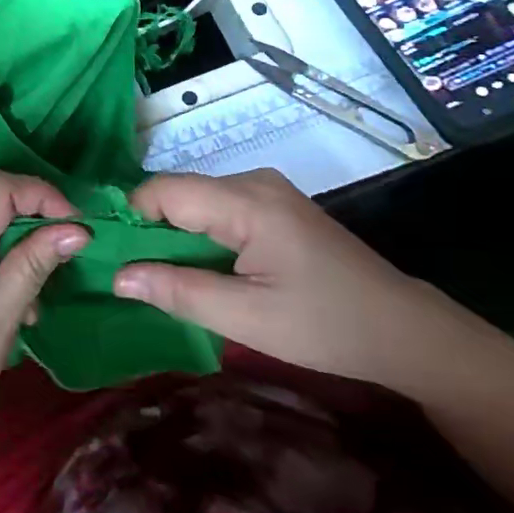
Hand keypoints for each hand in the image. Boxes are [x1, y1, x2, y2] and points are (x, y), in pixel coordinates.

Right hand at [111, 169, 512, 393]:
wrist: (405, 331)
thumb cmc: (327, 326)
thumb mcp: (247, 318)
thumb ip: (178, 291)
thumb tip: (116, 276)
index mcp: (246, 201)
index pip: (163, 191)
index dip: (129, 219)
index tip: (108, 257)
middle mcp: (252, 181)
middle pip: (177, 192)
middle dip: (149, 230)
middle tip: (131, 275)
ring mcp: (265, 190)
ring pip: (194, 201)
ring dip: (173, 235)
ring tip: (160, 276)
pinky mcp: (272, 205)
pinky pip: (216, 209)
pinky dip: (198, 236)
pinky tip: (199, 269)